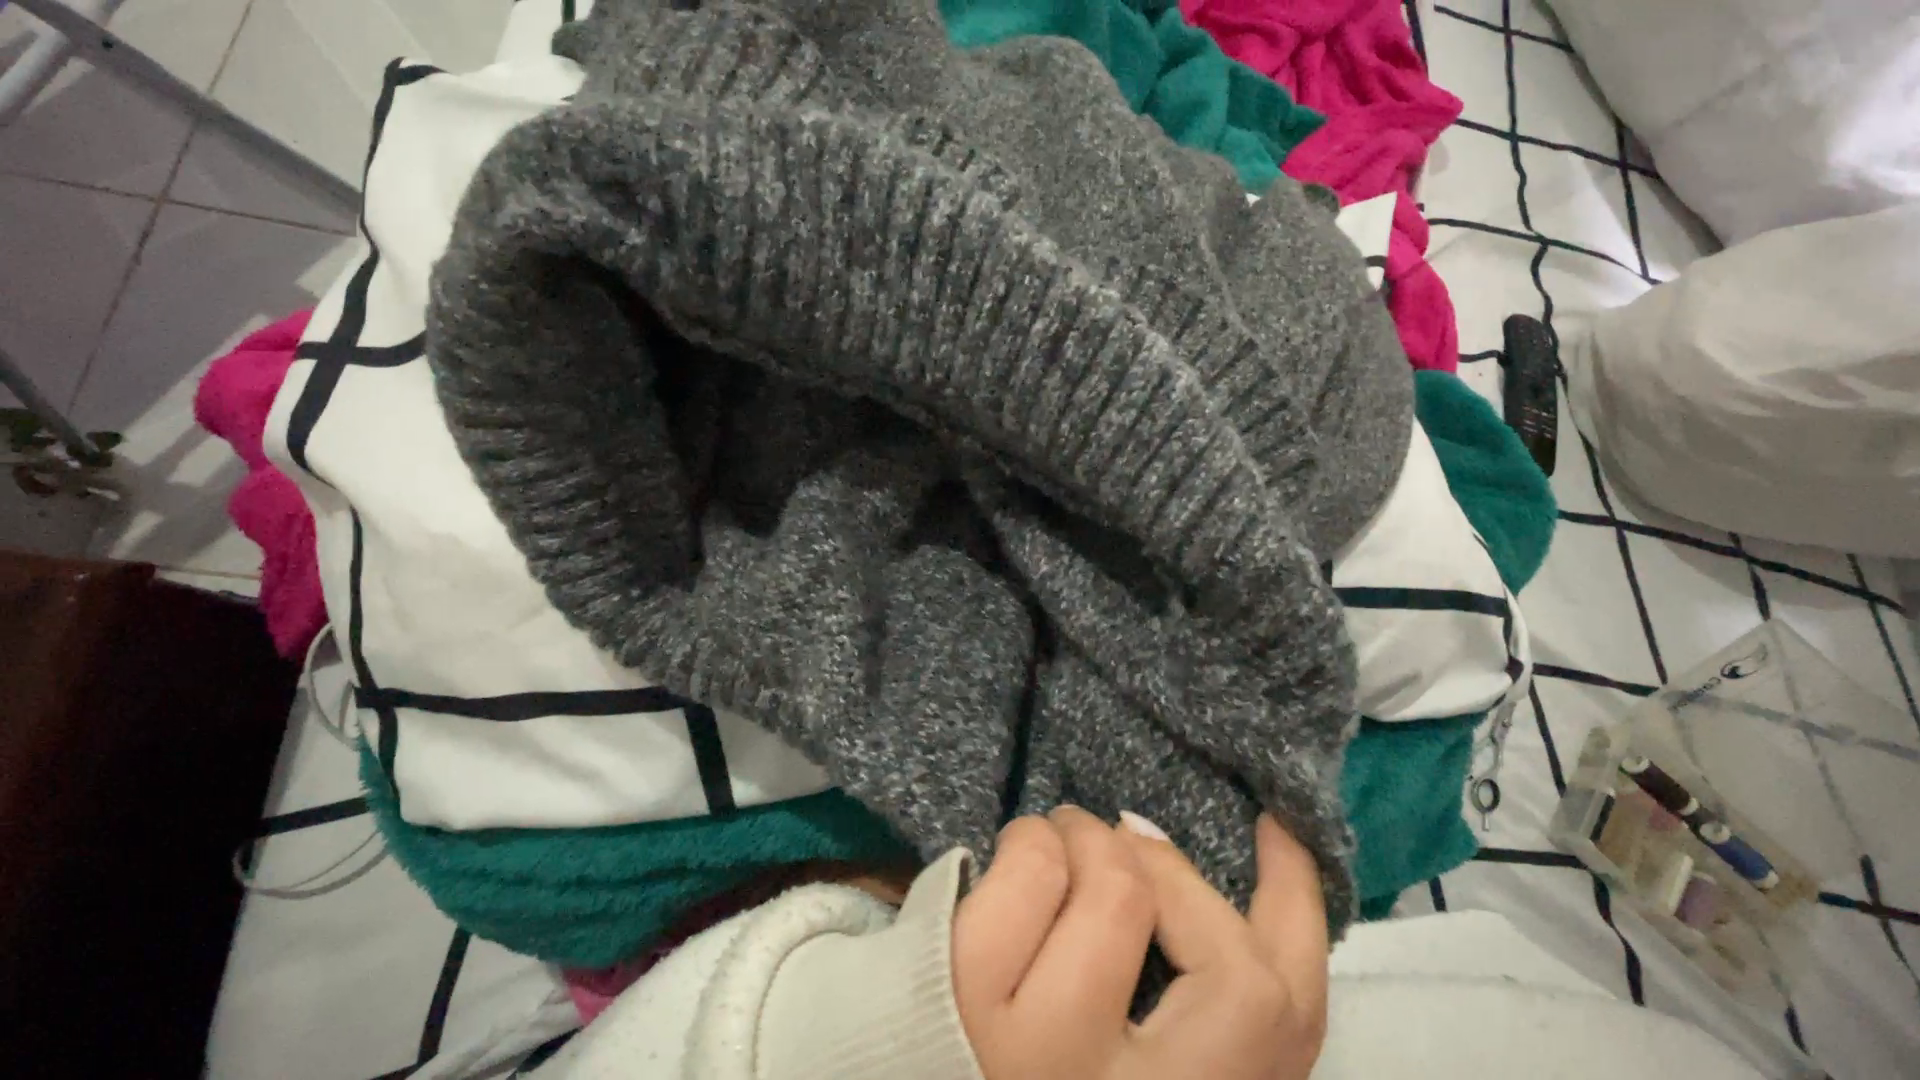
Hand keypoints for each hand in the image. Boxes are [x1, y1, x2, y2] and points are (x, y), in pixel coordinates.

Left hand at [951, 806, 1328, 1079]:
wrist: (878, 1075)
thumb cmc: (1007, 1056)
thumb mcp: (1113, 1050)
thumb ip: (1169, 1002)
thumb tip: (1164, 861)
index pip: (1286, 1026)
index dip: (1298, 908)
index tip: (1277, 827)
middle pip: (1235, 974)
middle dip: (1178, 877)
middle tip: (1129, 842)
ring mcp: (1044, 1060)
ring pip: (1121, 896)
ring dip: (1092, 839)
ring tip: (1062, 837)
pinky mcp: (963, 1000)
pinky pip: (1034, 874)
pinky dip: (1032, 841)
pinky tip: (1014, 853)